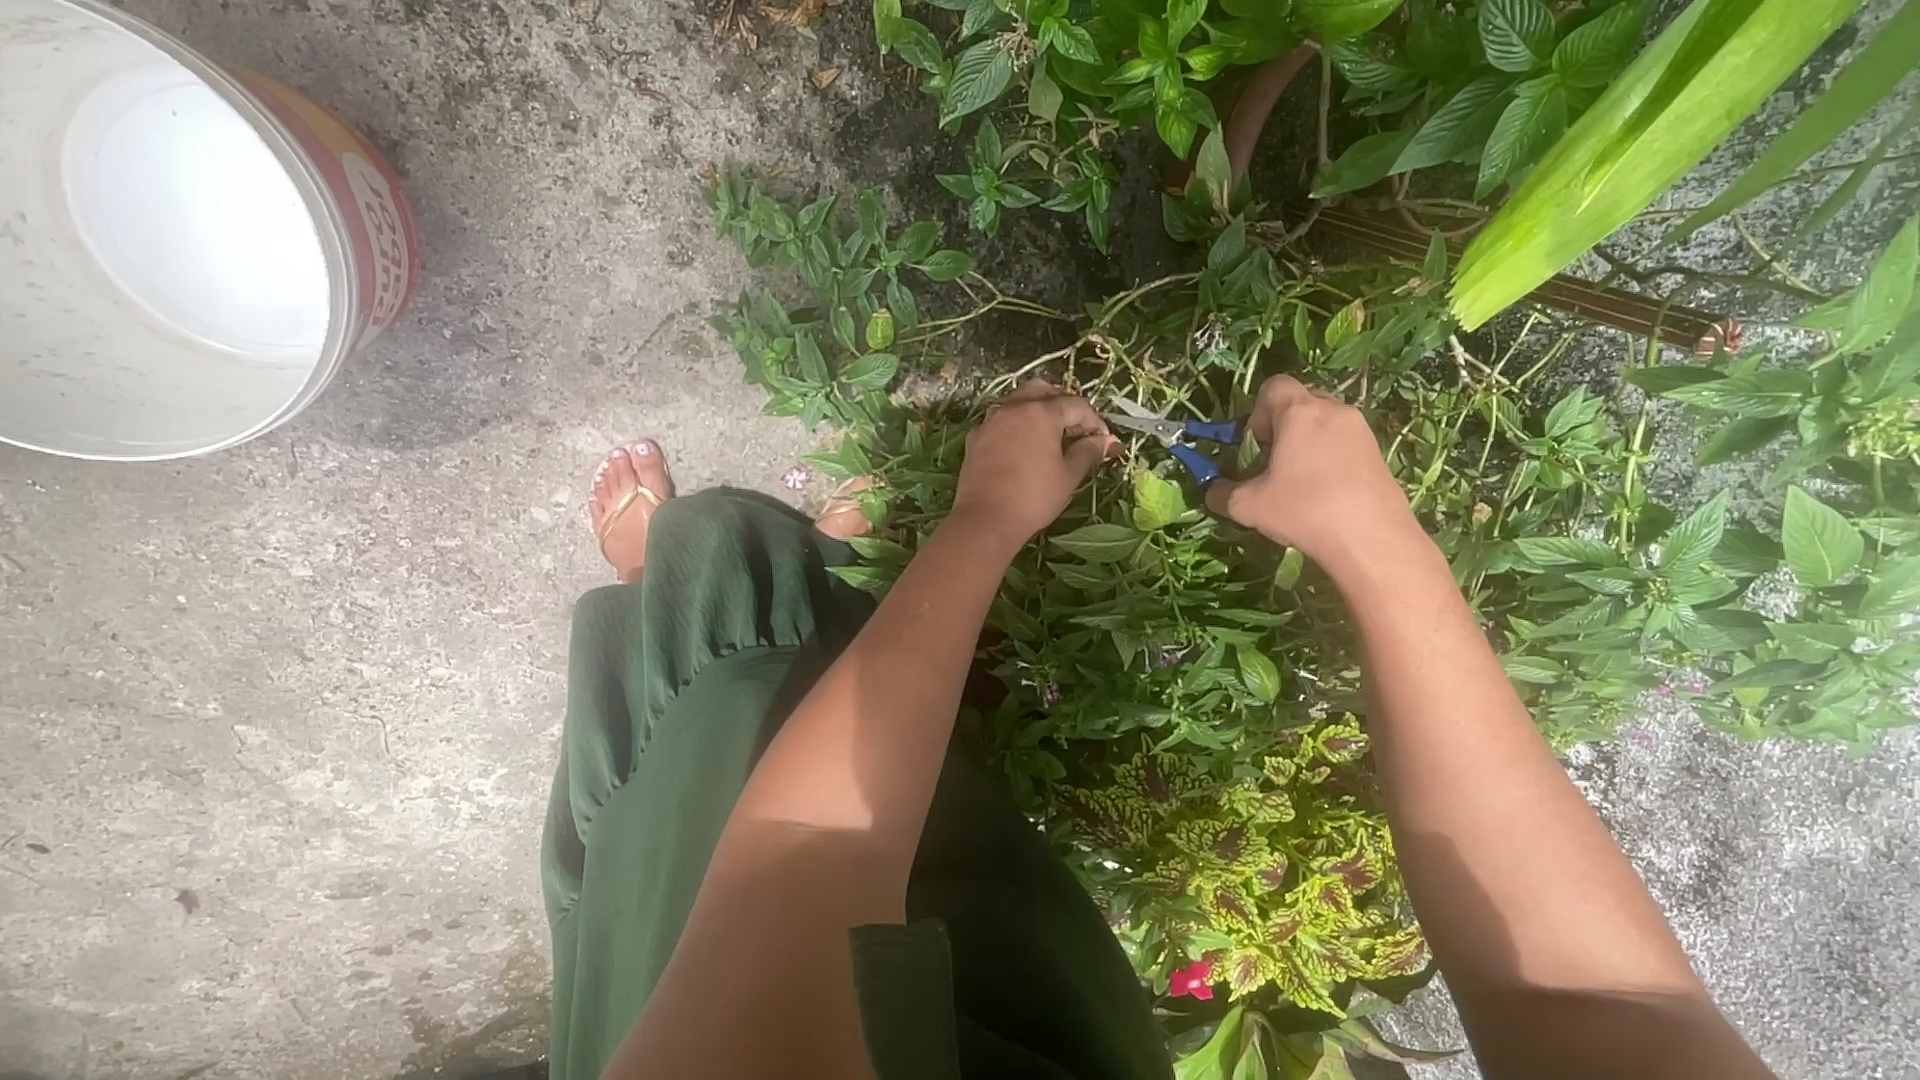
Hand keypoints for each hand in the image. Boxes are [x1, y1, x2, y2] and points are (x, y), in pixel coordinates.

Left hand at [951, 380, 1119, 550]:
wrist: (985, 519)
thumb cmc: (1034, 497)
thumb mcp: (1069, 475)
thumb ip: (1089, 452)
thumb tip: (1106, 441)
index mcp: (1041, 412)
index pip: (1077, 405)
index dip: (1095, 422)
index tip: (1103, 441)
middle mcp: (1014, 407)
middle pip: (1044, 391)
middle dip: (1065, 404)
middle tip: (1077, 428)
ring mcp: (991, 420)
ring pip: (1018, 400)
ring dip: (1038, 409)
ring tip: (1051, 433)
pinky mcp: (976, 437)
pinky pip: (1000, 419)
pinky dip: (1016, 423)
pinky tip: (1022, 443)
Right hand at [1206, 376, 1422, 571]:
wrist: (1372, 540)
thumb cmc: (1304, 510)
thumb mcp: (1248, 506)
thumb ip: (1222, 493)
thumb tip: (1213, 492)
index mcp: (1300, 413)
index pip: (1274, 386)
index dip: (1257, 411)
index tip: (1256, 445)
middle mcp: (1333, 410)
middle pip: (1301, 401)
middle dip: (1282, 425)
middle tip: (1273, 461)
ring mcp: (1361, 430)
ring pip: (1325, 421)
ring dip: (1307, 441)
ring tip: (1299, 479)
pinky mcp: (1378, 452)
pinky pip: (1345, 441)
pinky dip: (1330, 456)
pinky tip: (1325, 492)